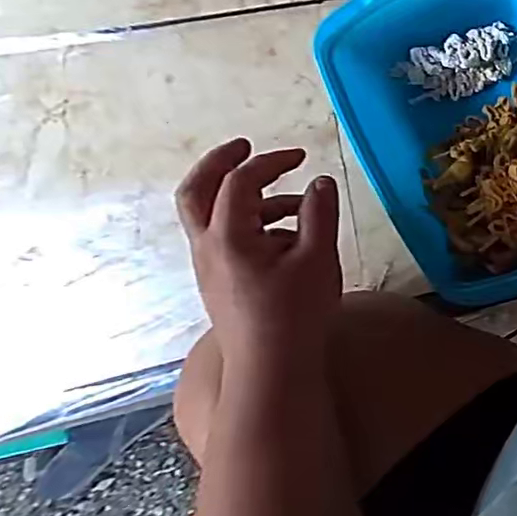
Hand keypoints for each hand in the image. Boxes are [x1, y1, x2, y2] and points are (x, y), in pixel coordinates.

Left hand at [175, 138, 341, 368]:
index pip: (240, 182)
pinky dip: (252, 223)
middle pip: (196, 192)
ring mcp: (210, 266)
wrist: (272, 368)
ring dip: (248, 198)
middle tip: (245, 147)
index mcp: (228, 236)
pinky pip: (227, 237)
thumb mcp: (318, 257)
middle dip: (219, 164)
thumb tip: (321, 182)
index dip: (270, 162)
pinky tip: (290, 238)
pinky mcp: (220, 281)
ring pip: (212, 215)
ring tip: (298, 206)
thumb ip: (319, 213)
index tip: (302, 158)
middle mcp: (208, 247)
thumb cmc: (296, 311)